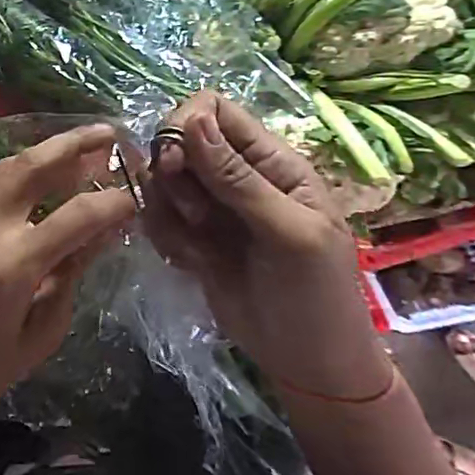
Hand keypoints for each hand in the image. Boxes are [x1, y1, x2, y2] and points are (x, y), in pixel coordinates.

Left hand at [0, 124, 136, 449]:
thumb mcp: (42, 333)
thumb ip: (72, 276)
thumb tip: (102, 232)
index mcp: (13, 266)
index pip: (76, 216)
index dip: (112, 203)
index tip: (135, 197)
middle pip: (35, 167)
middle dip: (76, 145)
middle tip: (110, 133)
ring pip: (7, 164)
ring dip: (45, 149)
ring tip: (79, 143)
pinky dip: (13, 164)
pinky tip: (33, 165)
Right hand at [145, 92, 387, 397]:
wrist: (310, 364)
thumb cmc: (316, 294)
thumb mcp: (287, 233)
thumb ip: (238, 178)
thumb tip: (193, 119)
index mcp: (270, 160)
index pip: (213, 109)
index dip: (184, 124)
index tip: (174, 161)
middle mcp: (236, 174)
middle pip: (177, 142)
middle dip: (173, 176)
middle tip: (195, 216)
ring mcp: (211, 206)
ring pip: (161, 181)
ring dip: (168, 212)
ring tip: (199, 249)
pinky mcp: (192, 236)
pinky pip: (158, 218)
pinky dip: (166, 239)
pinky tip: (193, 265)